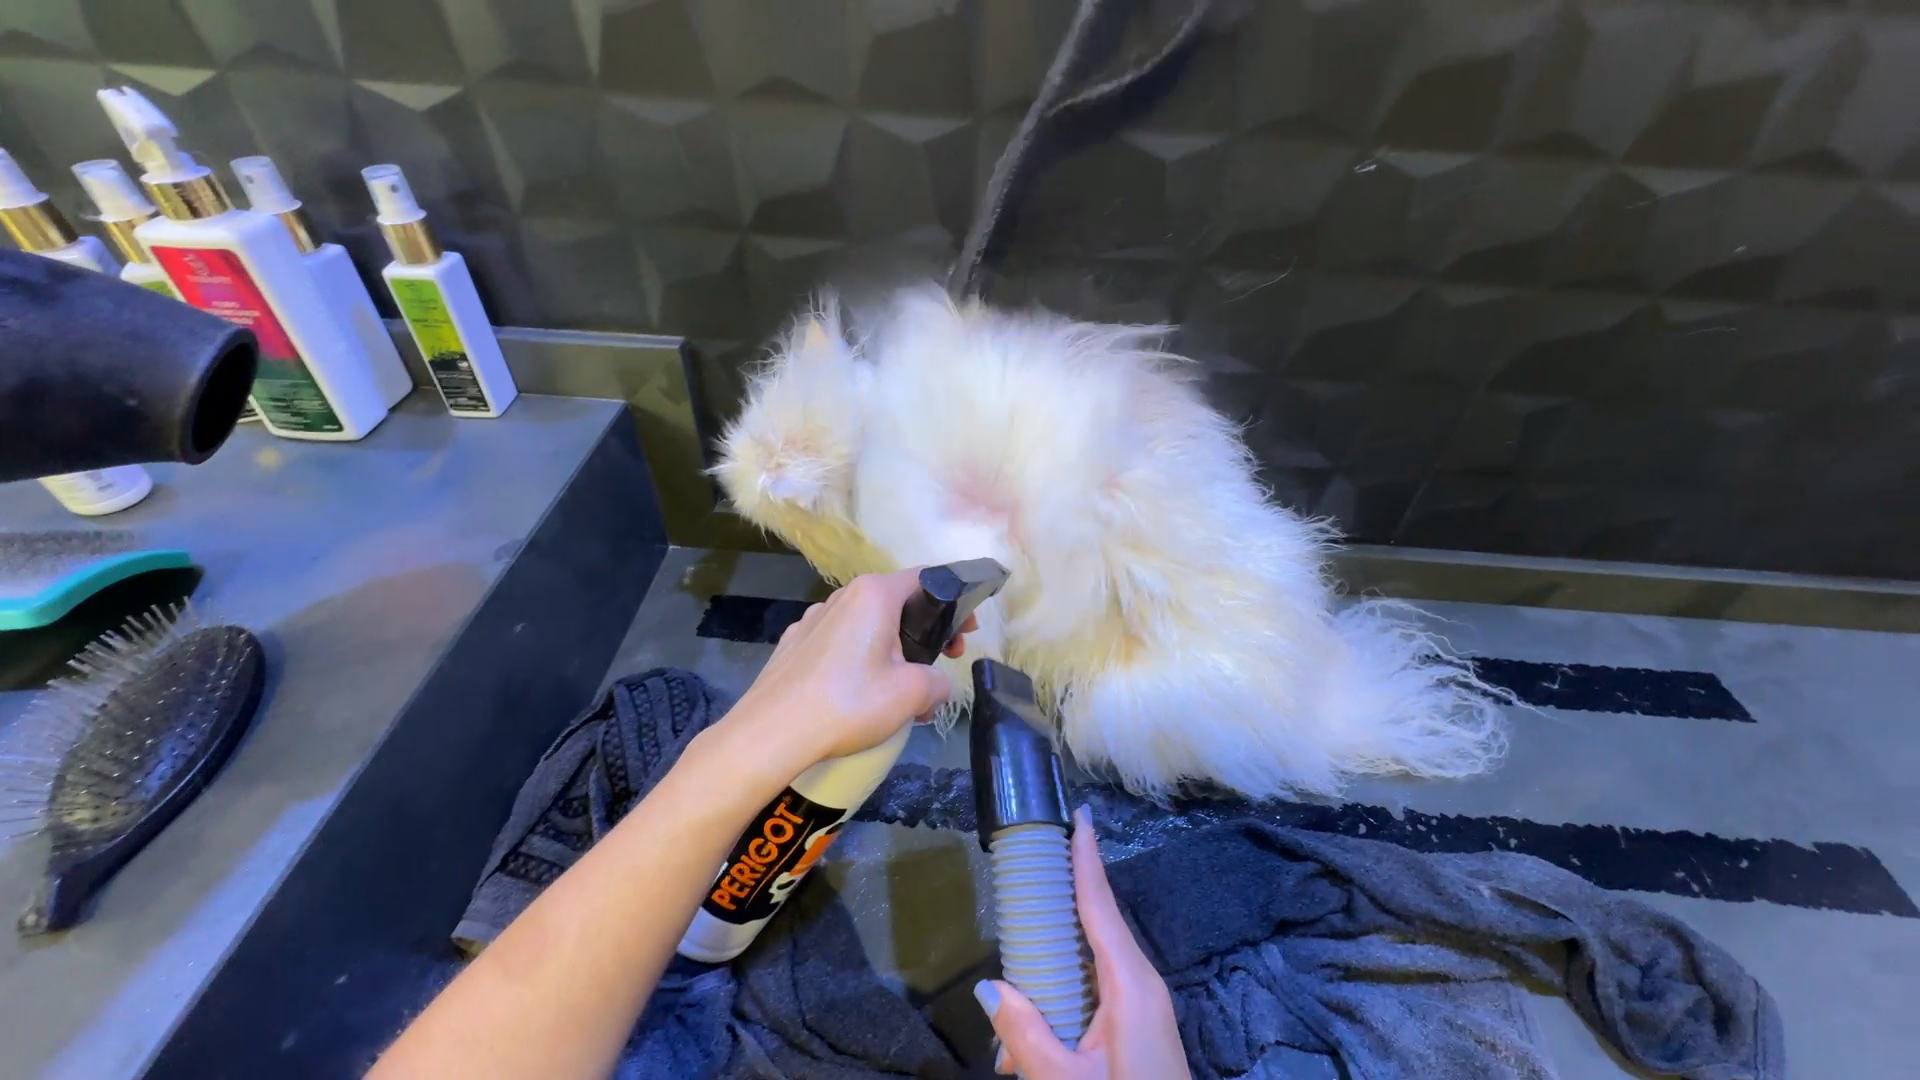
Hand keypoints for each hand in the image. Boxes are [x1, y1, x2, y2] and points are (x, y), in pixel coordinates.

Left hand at [728, 568, 975, 767]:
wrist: (771, 733)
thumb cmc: (848, 703)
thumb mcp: (911, 694)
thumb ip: (938, 683)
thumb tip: (937, 687)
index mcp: (874, 595)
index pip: (926, 578)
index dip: (955, 601)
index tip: (966, 631)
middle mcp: (842, 597)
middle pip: (897, 602)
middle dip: (926, 630)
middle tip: (944, 660)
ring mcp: (813, 620)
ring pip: (867, 625)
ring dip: (893, 648)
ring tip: (901, 689)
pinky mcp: (794, 645)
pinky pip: (840, 644)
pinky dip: (860, 660)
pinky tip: (859, 695)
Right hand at [976, 806, 1190, 1078]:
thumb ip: (1027, 1035)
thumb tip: (989, 988)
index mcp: (1130, 984)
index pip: (1100, 905)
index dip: (1087, 858)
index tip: (1080, 815)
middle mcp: (1141, 982)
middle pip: (1095, 924)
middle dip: (1056, 908)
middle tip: (1025, 878)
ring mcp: (1143, 1003)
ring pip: (1091, 962)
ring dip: (1051, 970)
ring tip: (1016, 1004)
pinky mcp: (1138, 1024)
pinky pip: (1096, 989)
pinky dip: (1063, 997)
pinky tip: (1033, 1036)